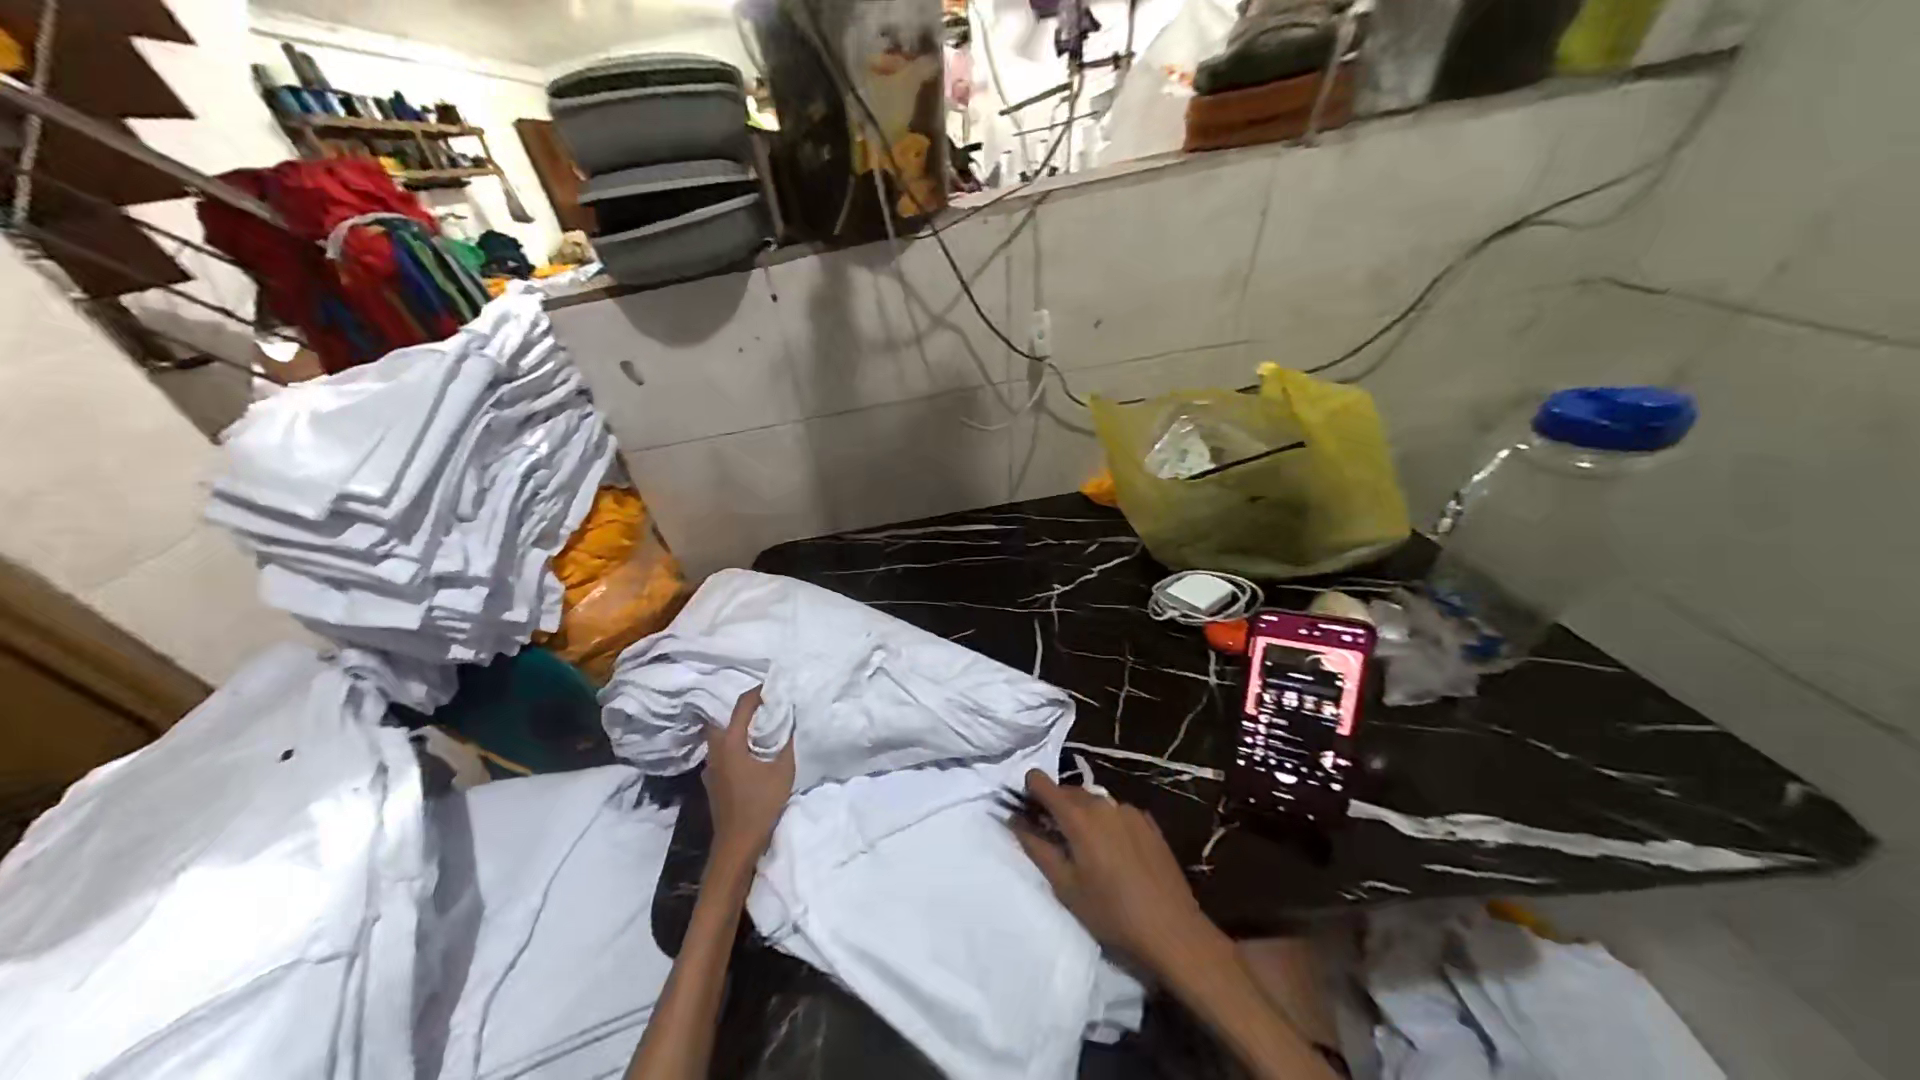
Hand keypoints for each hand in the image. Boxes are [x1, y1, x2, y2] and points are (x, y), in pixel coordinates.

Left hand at [703, 686, 794, 861]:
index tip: (773, 685)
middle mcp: (715, 750)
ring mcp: (711, 766)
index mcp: (730, 743)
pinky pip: (722, 751)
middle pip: (724, 718)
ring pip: (721, 736)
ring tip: (760, 726)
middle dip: (743, 708)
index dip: (758, 692)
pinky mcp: (713, 780)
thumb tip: (791, 720)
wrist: (737, 843)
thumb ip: (787, 742)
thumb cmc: (760, 804)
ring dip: (737, 727)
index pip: (742, 705)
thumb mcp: (783, 771)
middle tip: (765, 705)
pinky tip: (750, 752)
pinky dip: (735, 744)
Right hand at [1010, 770, 1219, 974]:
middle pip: (1068, 791)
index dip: (1029, 792)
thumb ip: (1035, 846)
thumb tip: (1014, 818)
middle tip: (1055, 841)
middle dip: (1055, 808)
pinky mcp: (1149, 822)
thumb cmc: (1110, 912)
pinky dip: (1107, 825)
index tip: (1028, 814)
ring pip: (1094, 802)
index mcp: (1078, 815)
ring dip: (1082, 816)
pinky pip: (1117, 813)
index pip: (1041, 781)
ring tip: (1088, 853)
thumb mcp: (1064, 885)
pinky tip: (1116, 856)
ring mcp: (1129, 810)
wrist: (1172, 929)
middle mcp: (1103, 802)